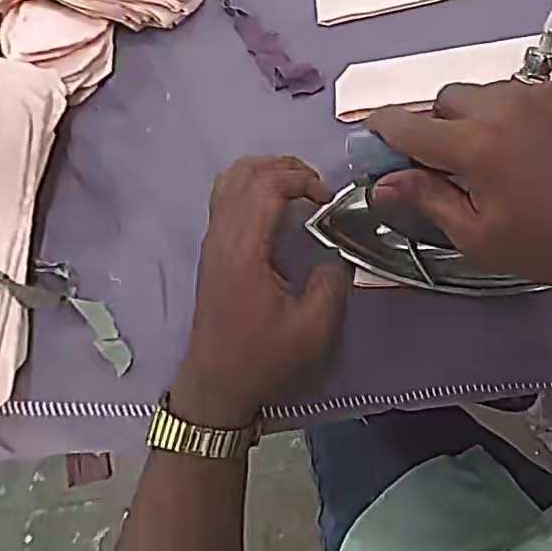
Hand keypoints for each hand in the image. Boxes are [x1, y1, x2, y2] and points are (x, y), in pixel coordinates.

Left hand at [172, 156, 349, 428]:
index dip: (301, 179)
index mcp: (243, 250)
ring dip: (268, 172)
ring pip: (231, 178)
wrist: (217, 382)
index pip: (265, 186)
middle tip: (319, 187)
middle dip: (287, 167)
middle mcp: (221, 236)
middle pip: (246, 172)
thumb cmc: (263, 356)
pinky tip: (277, 203)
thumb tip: (339, 252)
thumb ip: (333, 282)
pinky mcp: (213, 247)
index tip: (328, 198)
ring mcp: (212, 239)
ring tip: (300, 187)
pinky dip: (254, 184)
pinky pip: (226, 195)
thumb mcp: (313, 328)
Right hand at [366, 81, 551, 334]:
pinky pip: (523, 93)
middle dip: (437, 126)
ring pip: (485, 92)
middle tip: (451, 163)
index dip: (384, 129)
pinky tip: (531, 148)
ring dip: (476, 117)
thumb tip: (385, 182)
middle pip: (446, 99)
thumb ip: (428, 199)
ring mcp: (542, 95)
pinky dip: (512, 114)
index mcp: (478, 145)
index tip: (376, 136)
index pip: (410, 124)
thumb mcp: (480, 237)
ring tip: (499, 157)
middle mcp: (506, 106)